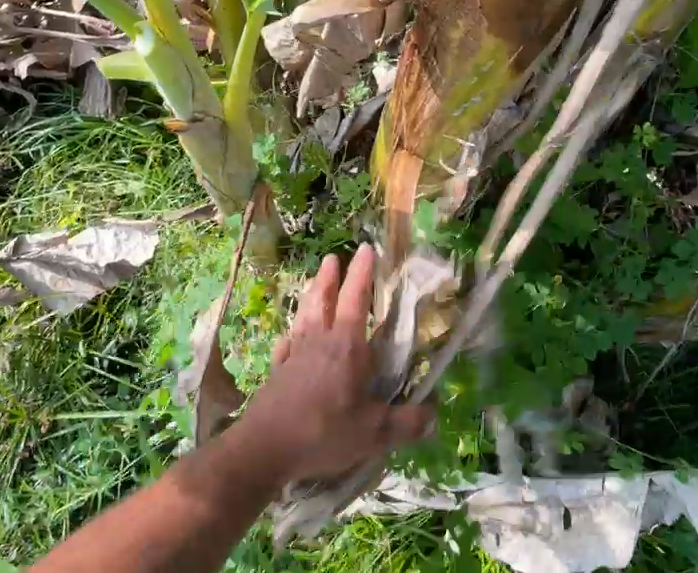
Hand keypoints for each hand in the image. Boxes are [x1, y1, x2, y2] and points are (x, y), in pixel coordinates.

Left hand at [227, 243, 434, 486]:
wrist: (264, 448)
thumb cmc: (323, 432)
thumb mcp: (373, 434)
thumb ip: (405, 423)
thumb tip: (433, 414)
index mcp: (346, 347)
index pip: (356, 300)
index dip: (362, 273)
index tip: (367, 248)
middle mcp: (319, 342)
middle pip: (324, 300)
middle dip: (331, 277)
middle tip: (333, 257)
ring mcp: (294, 356)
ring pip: (304, 316)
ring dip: (311, 295)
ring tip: (315, 281)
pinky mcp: (277, 373)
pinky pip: (286, 345)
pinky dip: (291, 334)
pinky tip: (290, 337)